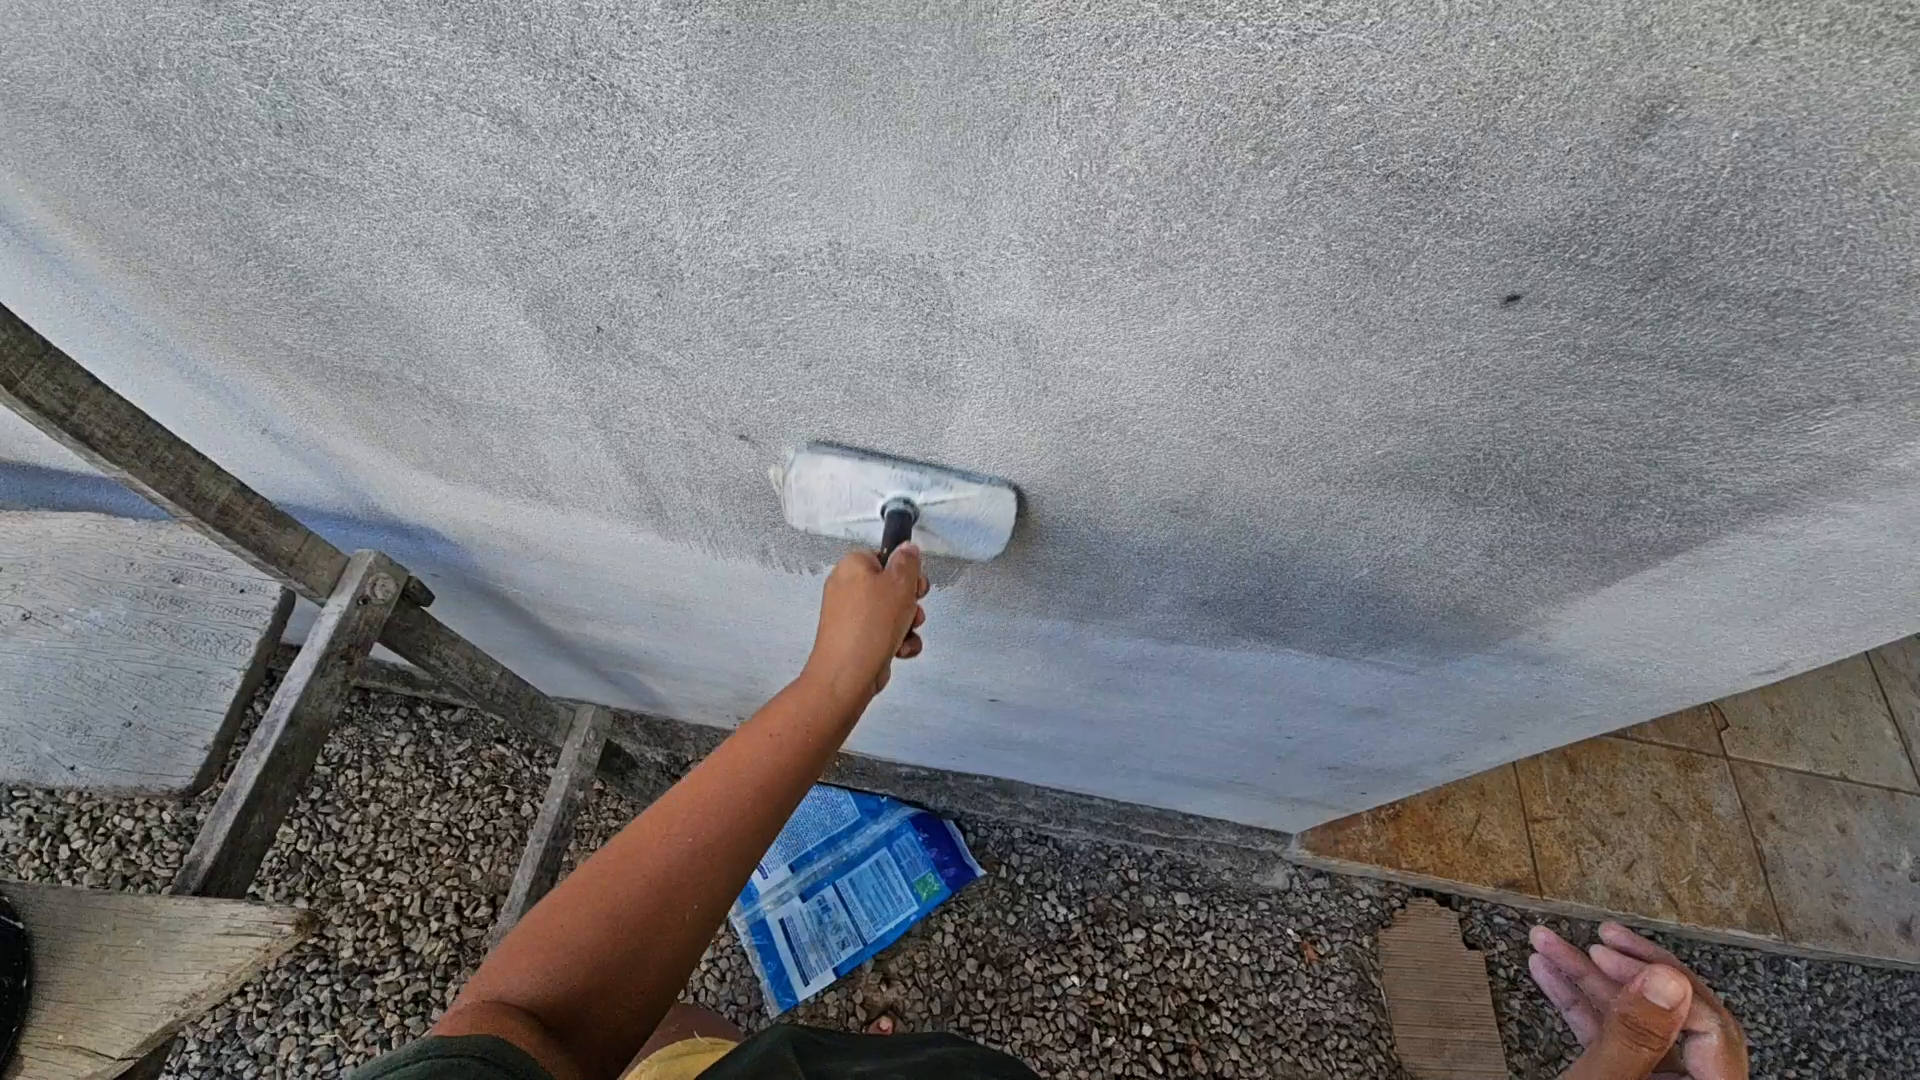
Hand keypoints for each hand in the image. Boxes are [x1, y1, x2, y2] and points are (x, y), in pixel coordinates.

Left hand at [801, 545, 928, 702]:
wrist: (849, 673)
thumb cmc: (871, 624)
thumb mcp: (899, 583)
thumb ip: (907, 561)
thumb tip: (908, 548)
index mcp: (852, 567)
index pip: (883, 557)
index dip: (904, 569)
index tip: (916, 582)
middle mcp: (847, 589)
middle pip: (890, 586)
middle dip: (910, 601)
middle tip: (913, 608)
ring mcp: (851, 617)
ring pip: (892, 612)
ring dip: (908, 624)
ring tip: (907, 632)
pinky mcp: (857, 640)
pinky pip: (885, 634)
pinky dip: (898, 641)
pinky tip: (900, 650)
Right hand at [1531, 923, 1748, 1079]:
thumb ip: (1636, 1034)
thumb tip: (1667, 979)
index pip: (1709, 1024)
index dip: (1657, 981)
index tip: (1606, 955)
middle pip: (1677, 1013)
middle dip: (1628, 969)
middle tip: (1599, 938)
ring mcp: (1661, 1079)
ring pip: (1634, 1017)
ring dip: (1585, 976)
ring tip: (1545, 941)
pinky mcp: (1629, 1075)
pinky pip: (1609, 1032)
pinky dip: (1577, 1001)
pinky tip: (1547, 971)